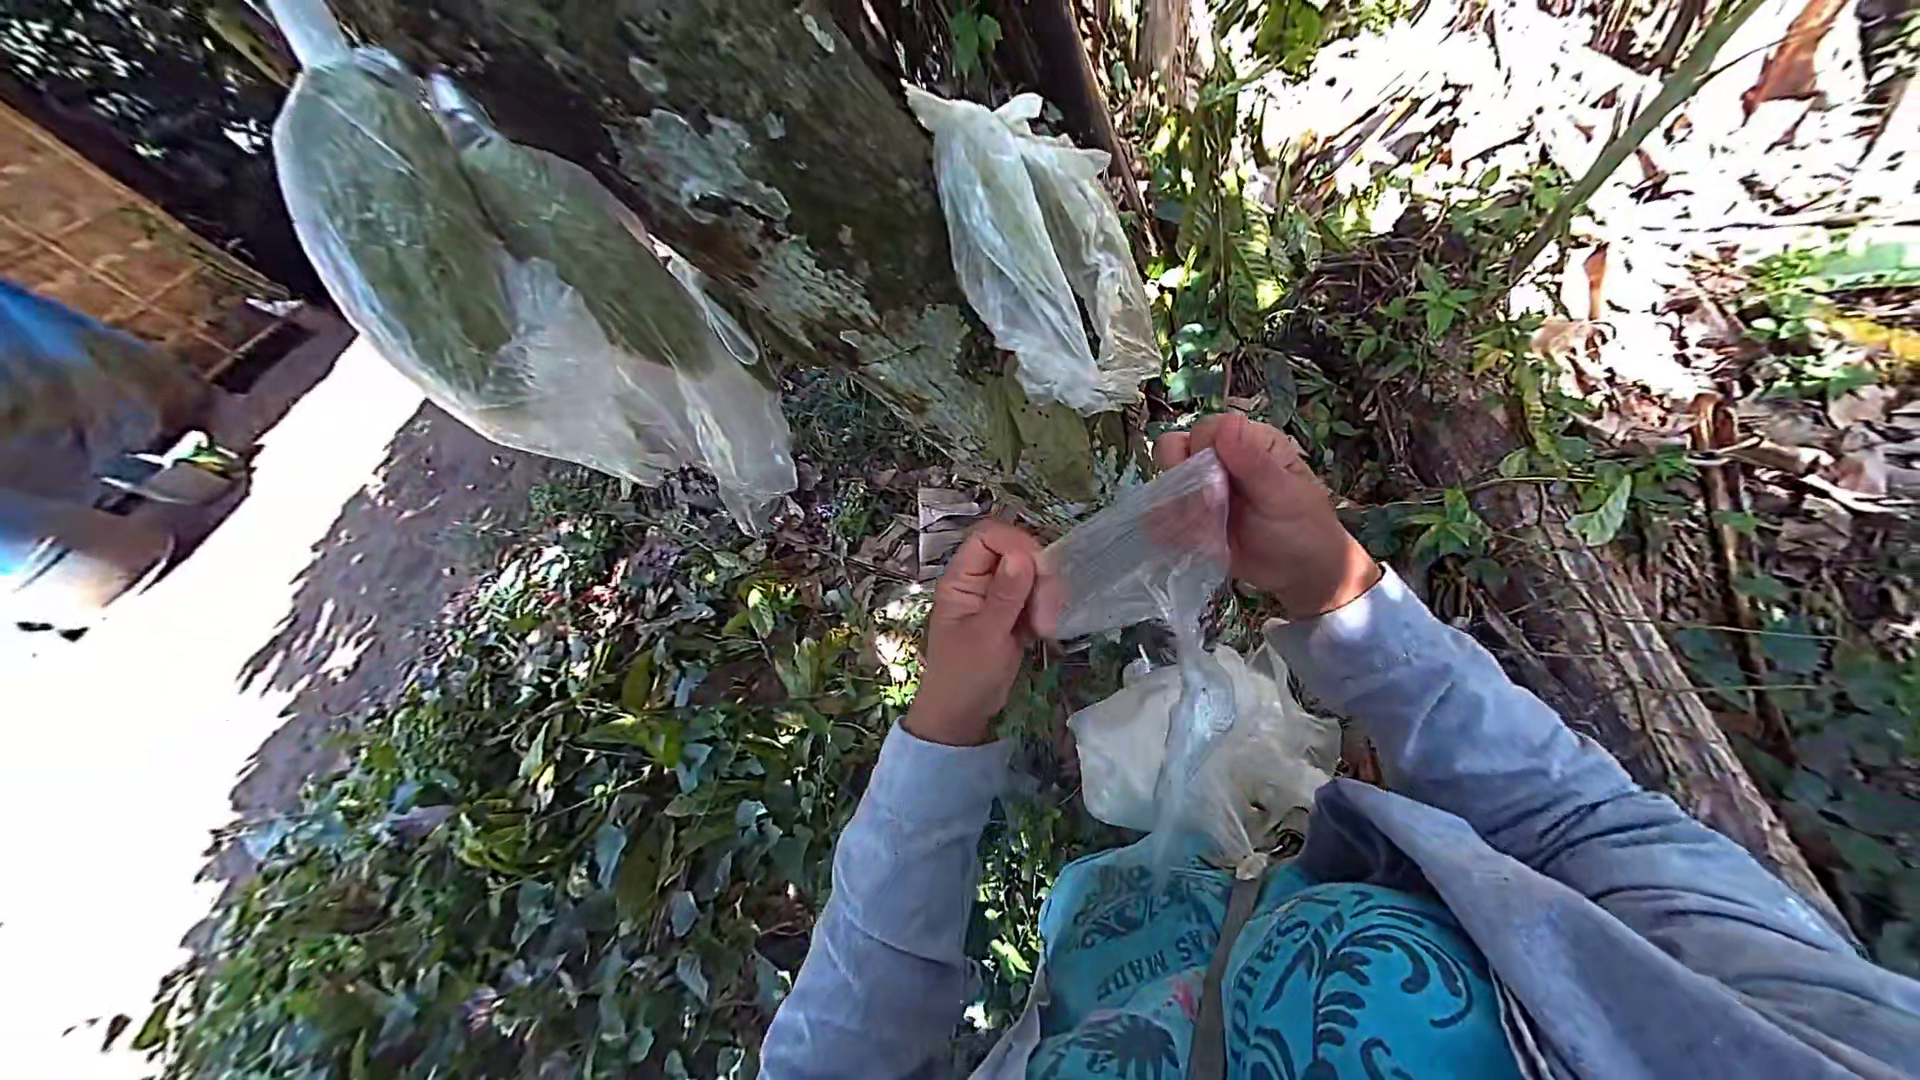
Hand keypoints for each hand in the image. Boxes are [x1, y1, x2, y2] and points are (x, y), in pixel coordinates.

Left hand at [904, 521, 1041, 745]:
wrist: (963, 714)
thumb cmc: (964, 676)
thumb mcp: (986, 636)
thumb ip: (1005, 596)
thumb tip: (1023, 555)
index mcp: (960, 579)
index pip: (987, 537)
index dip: (1015, 544)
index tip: (1038, 570)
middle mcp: (979, 580)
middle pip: (1016, 552)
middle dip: (1038, 577)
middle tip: (1046, 614)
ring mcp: (997, 595)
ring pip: (1032, 574)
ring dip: (1046, 596)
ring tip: (1044, 629)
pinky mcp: (1014, 611)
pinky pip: (1037, 594)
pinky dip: (1047, 608)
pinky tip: (1044, 632)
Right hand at [1155, 413, 1379, 618]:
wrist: (1298, 573)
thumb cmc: (1303, 528)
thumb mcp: (1284, 496)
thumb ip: (1254, 462)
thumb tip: (1226, 424)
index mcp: (1247, 442)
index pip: (1204, 430)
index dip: (1202, 454)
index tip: (1218, 485)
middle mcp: (1219, 458)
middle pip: (1173, 450)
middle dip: (1183, 483)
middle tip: (1207, 509)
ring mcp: (1200, 486)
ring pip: (1164, 483)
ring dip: (1178, 510)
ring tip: (1207, 532)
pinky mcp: (1187, 513)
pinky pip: (1161, 512)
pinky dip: (1171, 528)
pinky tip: (1197, 542)